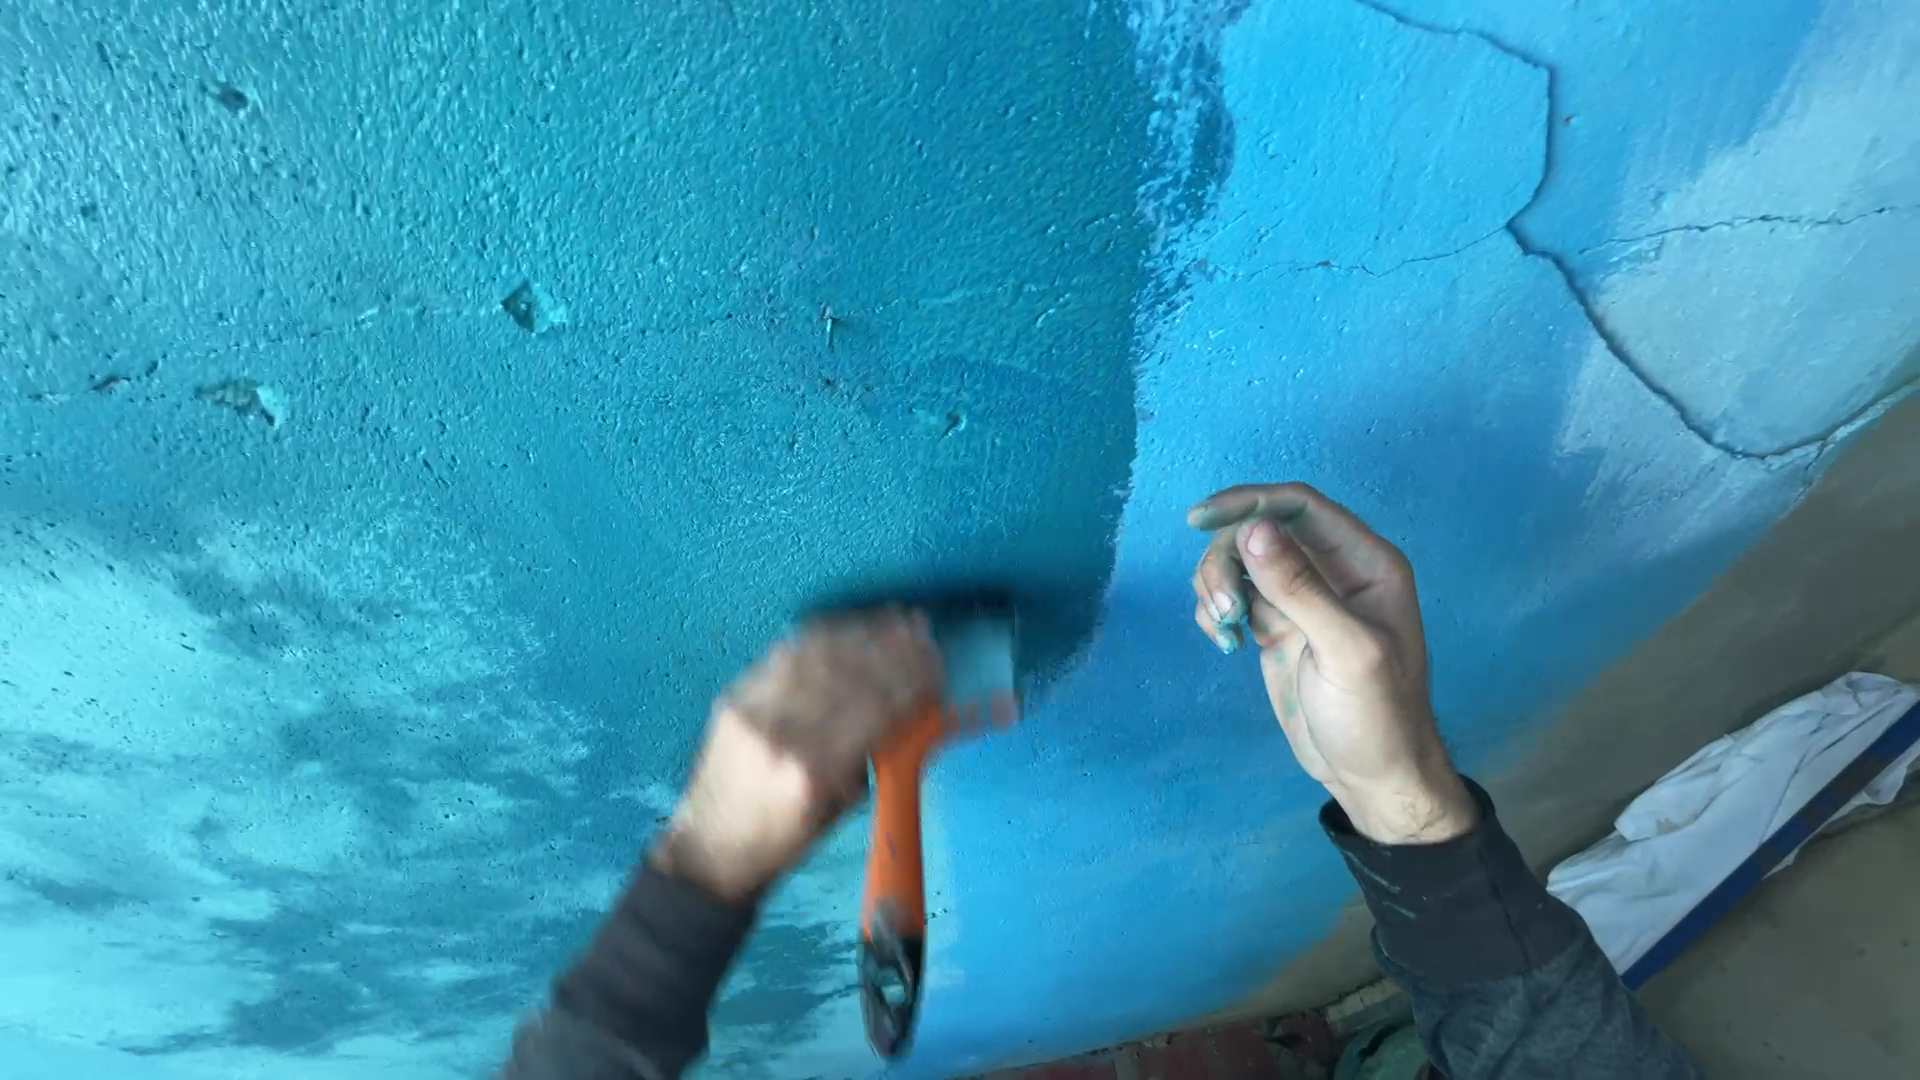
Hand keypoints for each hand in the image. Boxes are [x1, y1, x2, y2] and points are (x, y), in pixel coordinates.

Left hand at [653, 610, 941, 903]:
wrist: (709, 849)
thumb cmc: (784, 841)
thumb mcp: (843, 810)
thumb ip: (880, 755)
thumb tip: (923, 711)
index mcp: (813, 772)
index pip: (876, 709)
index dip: (912, 682)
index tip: (937, 667)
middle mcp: (782, 733)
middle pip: (850, 675)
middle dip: (894, 651)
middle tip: (923, 636)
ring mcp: (754, 709)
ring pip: (819, 654)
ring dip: (864, 634)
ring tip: (896, 622)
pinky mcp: (736, 695)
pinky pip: (786, 654)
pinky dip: (824, 637)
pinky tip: (850, 630)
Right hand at [1188, 483, 1477, 844]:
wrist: (1370, 776)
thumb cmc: (1376, 716)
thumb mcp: (1344, 651)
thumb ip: (1299, 588)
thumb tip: (1251, 530)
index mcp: (1363, 562)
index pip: (1298, 506)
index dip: (1247, 502)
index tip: (1197, 519)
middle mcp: (1330, 569)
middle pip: (1257, 531)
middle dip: (1226, 561)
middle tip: (1222, 609)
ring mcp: (1298, 596)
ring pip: (1237, 561)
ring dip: (1216, 586)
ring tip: (1224, 630)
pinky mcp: (1273, 622)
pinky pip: (1231, 594)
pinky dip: (1215, 611)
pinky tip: (1224, 643)